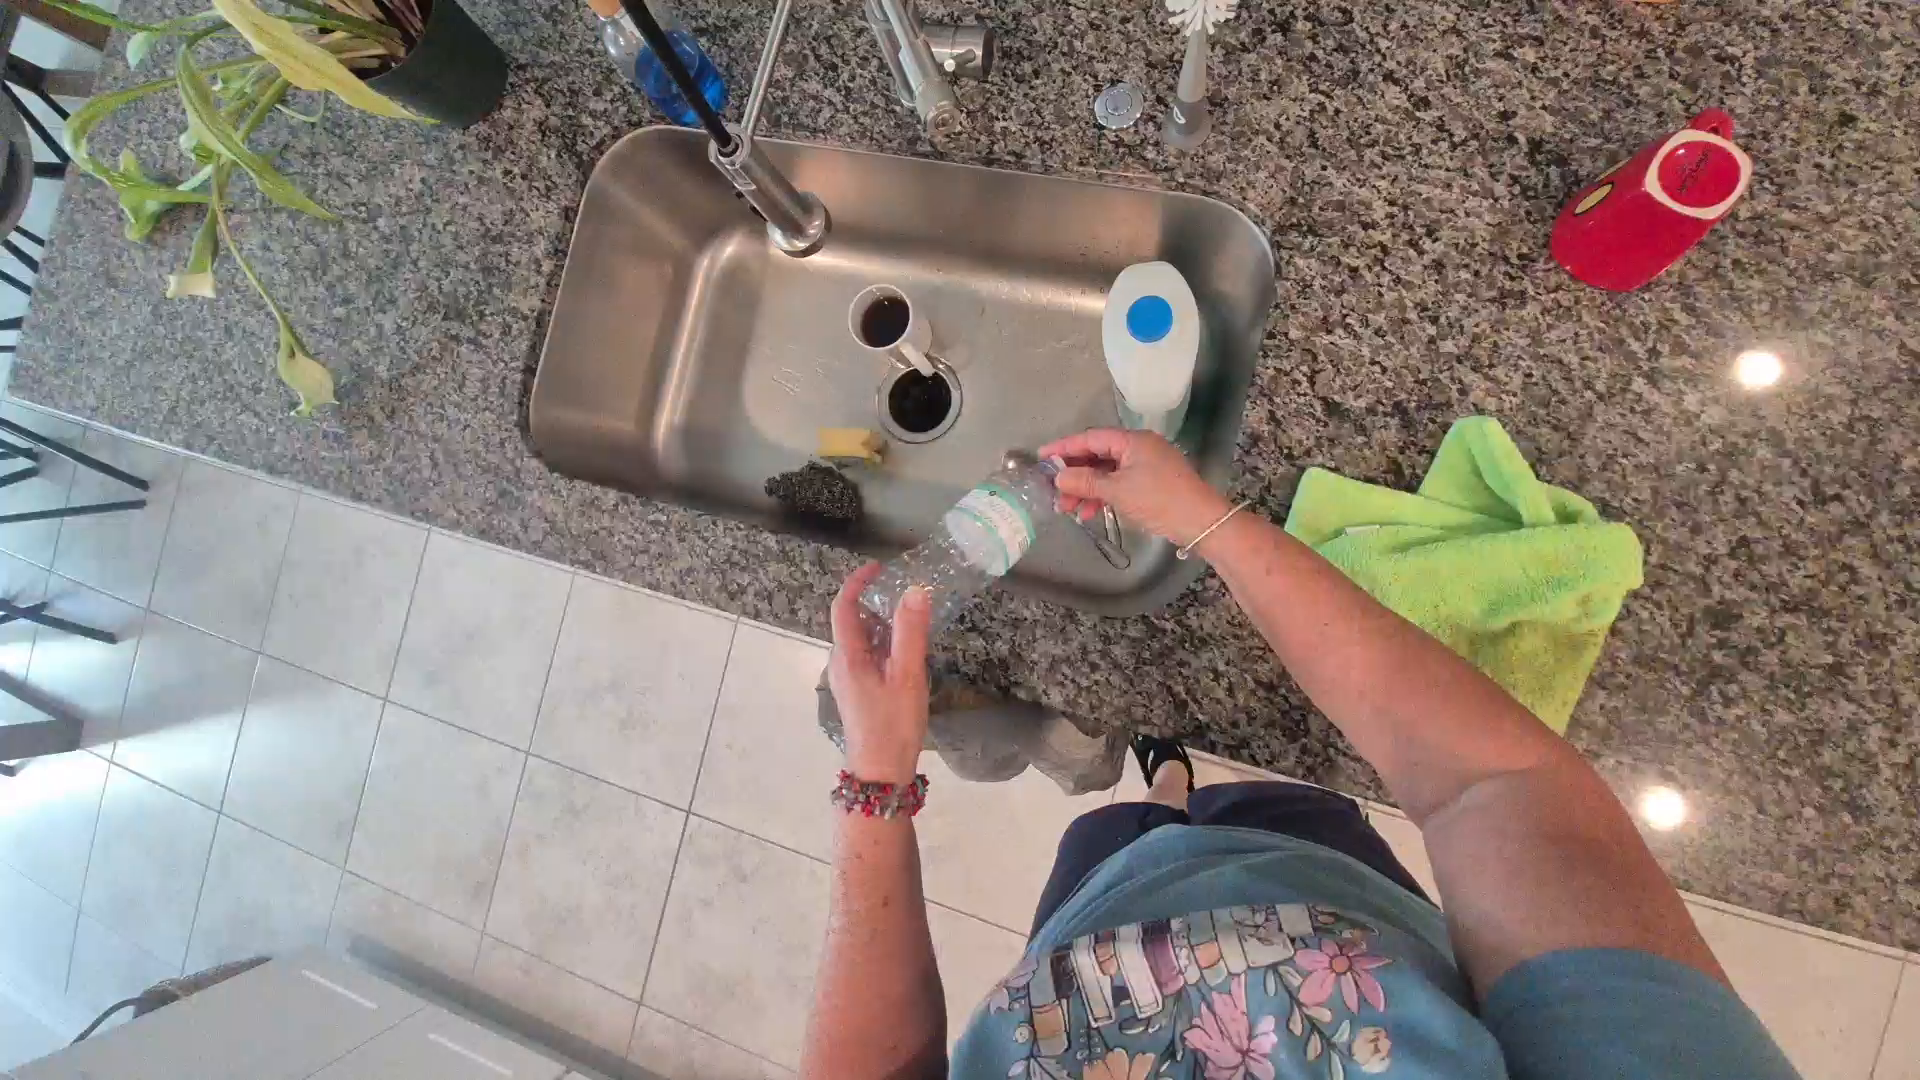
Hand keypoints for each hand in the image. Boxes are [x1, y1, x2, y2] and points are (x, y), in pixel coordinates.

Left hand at [828, 563, 931, 784]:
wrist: (881, 772)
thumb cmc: (892, 723)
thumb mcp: (907, 675)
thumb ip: (911, 632)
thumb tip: (915, 590)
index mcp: (847, 655)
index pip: (844, 607)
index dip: (857, 582)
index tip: (879, 567)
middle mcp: (841, 663)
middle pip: (854, 621)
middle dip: (877, 602)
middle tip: (907, 592)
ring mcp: (849, 679)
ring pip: (863, 640)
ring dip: (884, 624)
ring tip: (914, 618)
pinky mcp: (859, 692)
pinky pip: (869, 656)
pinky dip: (886, 644)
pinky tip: (909, 652)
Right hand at [1039, 428, 1231, 545]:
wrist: (1201, 522)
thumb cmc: (1159, 500)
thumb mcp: (1117, 491)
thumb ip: (1085, 482)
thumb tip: (1058, 477)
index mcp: (1133, 440)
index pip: (1090, 438)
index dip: (1064, 448)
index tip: (1041, 457)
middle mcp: (1139, 447)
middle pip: (1097, 455)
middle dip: (1074, 475)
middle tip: (1054, 492)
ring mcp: (1146, 465)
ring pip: (1106, 472)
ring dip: (1086, 489)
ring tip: (1069, 509)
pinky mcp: (1150, 483)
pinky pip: (1118, 483)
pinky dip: (1102, 495)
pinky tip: (1090, 512)